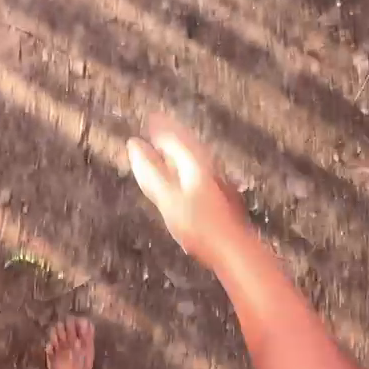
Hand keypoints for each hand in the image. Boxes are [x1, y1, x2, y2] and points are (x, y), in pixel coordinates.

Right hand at [127, 116, 252, 268]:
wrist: (234, 250)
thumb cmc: (200, 225)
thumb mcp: (167, 197)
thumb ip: (150, 171)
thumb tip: (134, 145)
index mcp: (195, 163)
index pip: (174, 137)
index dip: (160, 127)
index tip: (150, 118)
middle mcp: (208, 168)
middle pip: (188, 144)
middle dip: (172, 135)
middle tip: (159, 126)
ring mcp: (216, 182)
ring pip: (195, 158)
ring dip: (180, 150)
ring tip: (168, 149)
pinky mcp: (220, 197)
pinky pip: (199, 172)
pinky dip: (186, 167)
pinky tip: (184, 178)